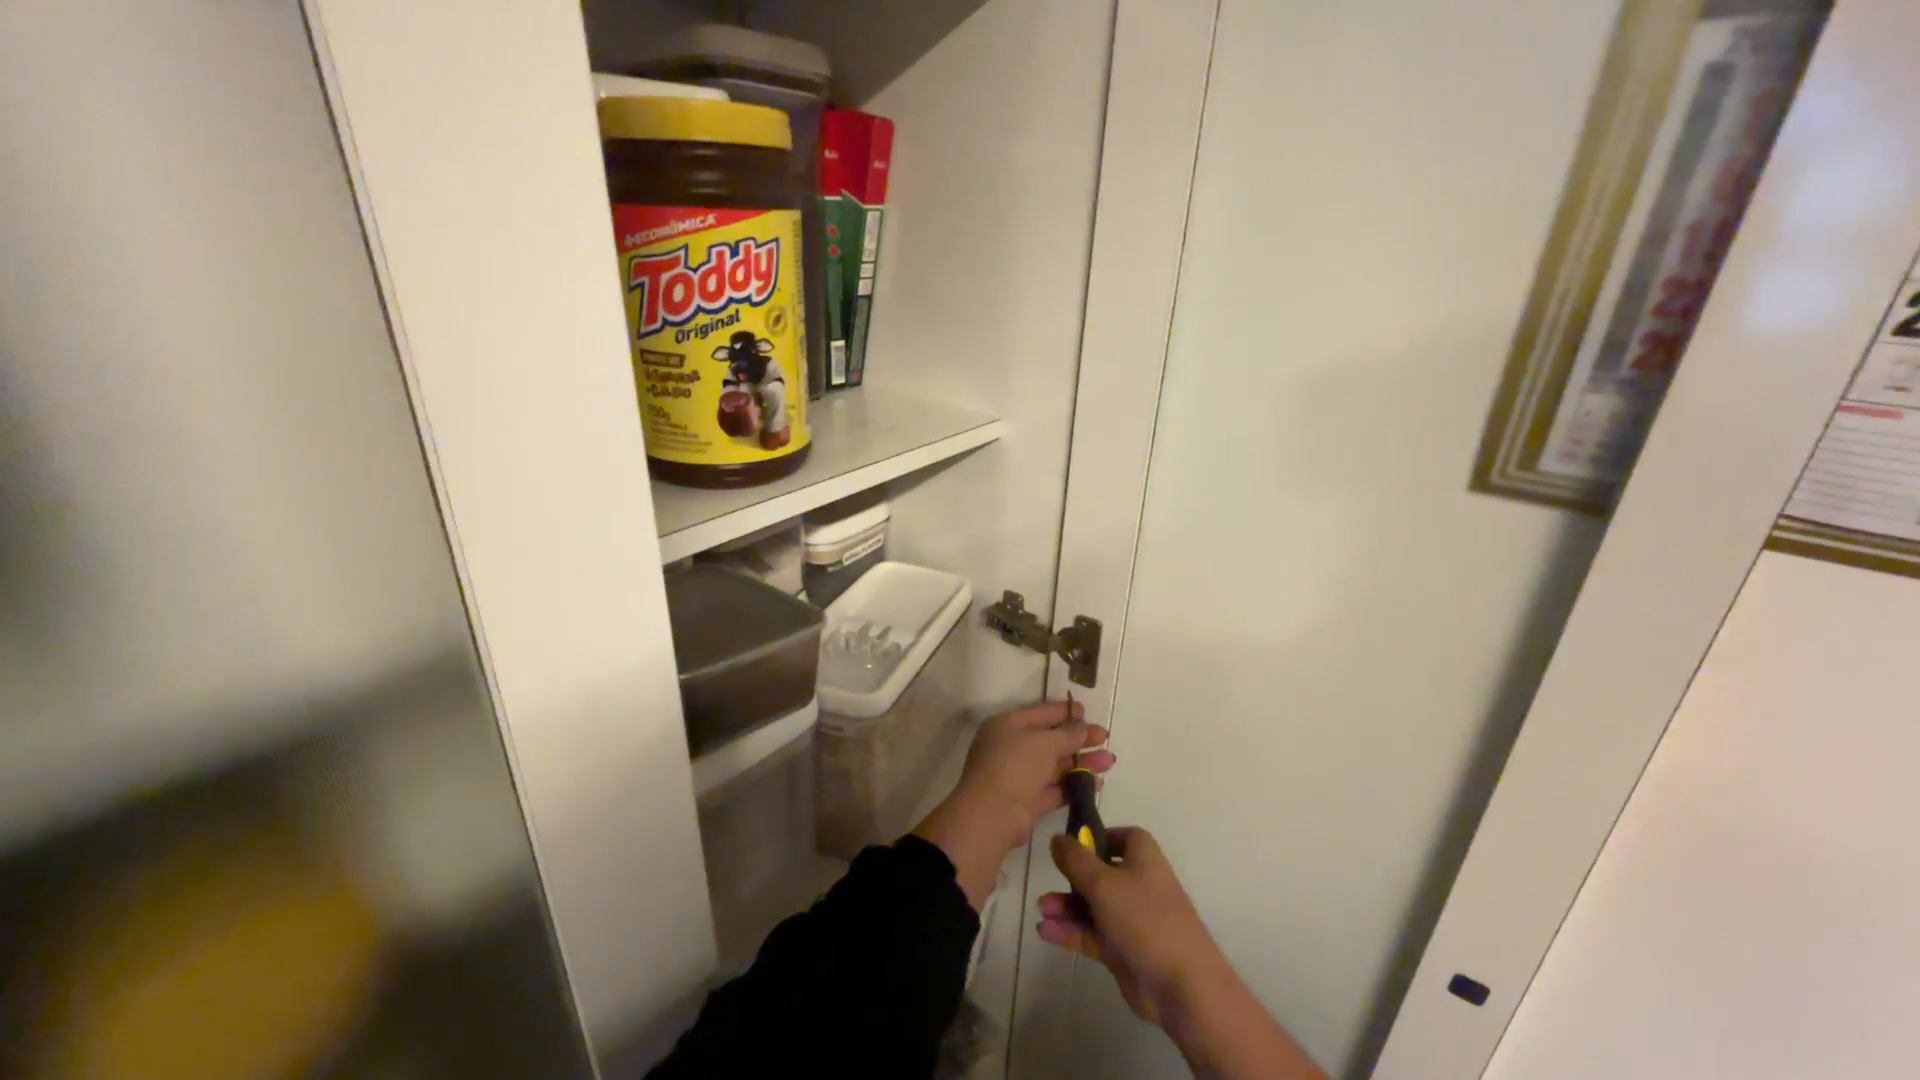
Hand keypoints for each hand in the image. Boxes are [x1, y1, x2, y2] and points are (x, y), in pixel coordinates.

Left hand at [913, 700, 1113, 909]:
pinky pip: (1055, 788)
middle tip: (1104, 737)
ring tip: (1109, 760)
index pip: (1040, 713)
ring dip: (1081, 762)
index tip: (1087, 711)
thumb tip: (1081, 726)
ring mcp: (1019, 775)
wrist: (992, 814)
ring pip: (1055, 765)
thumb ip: (1067, 733)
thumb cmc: (1014, 765)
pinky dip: (1074, 785)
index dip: (1064, 712)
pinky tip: (1097, 782)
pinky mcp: (1028, 800)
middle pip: (1050, 740)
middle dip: (1078, 738)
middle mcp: (1011, 748)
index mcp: (1007, 725)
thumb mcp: (1043, 742)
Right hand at [1041, 829, 1326, 1079]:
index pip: (1122, 836)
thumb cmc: (1144, 918)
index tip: (1070, 844)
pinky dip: (1070, 931)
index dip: (1097, 837)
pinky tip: (1045, 931)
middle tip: (1049, 881)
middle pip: (1100, 872)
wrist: (1180, 984)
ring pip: (1092, 905)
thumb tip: (1057, 838)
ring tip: (1042, 910)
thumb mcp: (1103, 882)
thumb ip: (1075, 859)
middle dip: (1072, 877)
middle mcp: (1138, 884)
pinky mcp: (1122, 948)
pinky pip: (1091, 933)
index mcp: (1143, 859)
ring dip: (1067, 906)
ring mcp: (1130, 918)